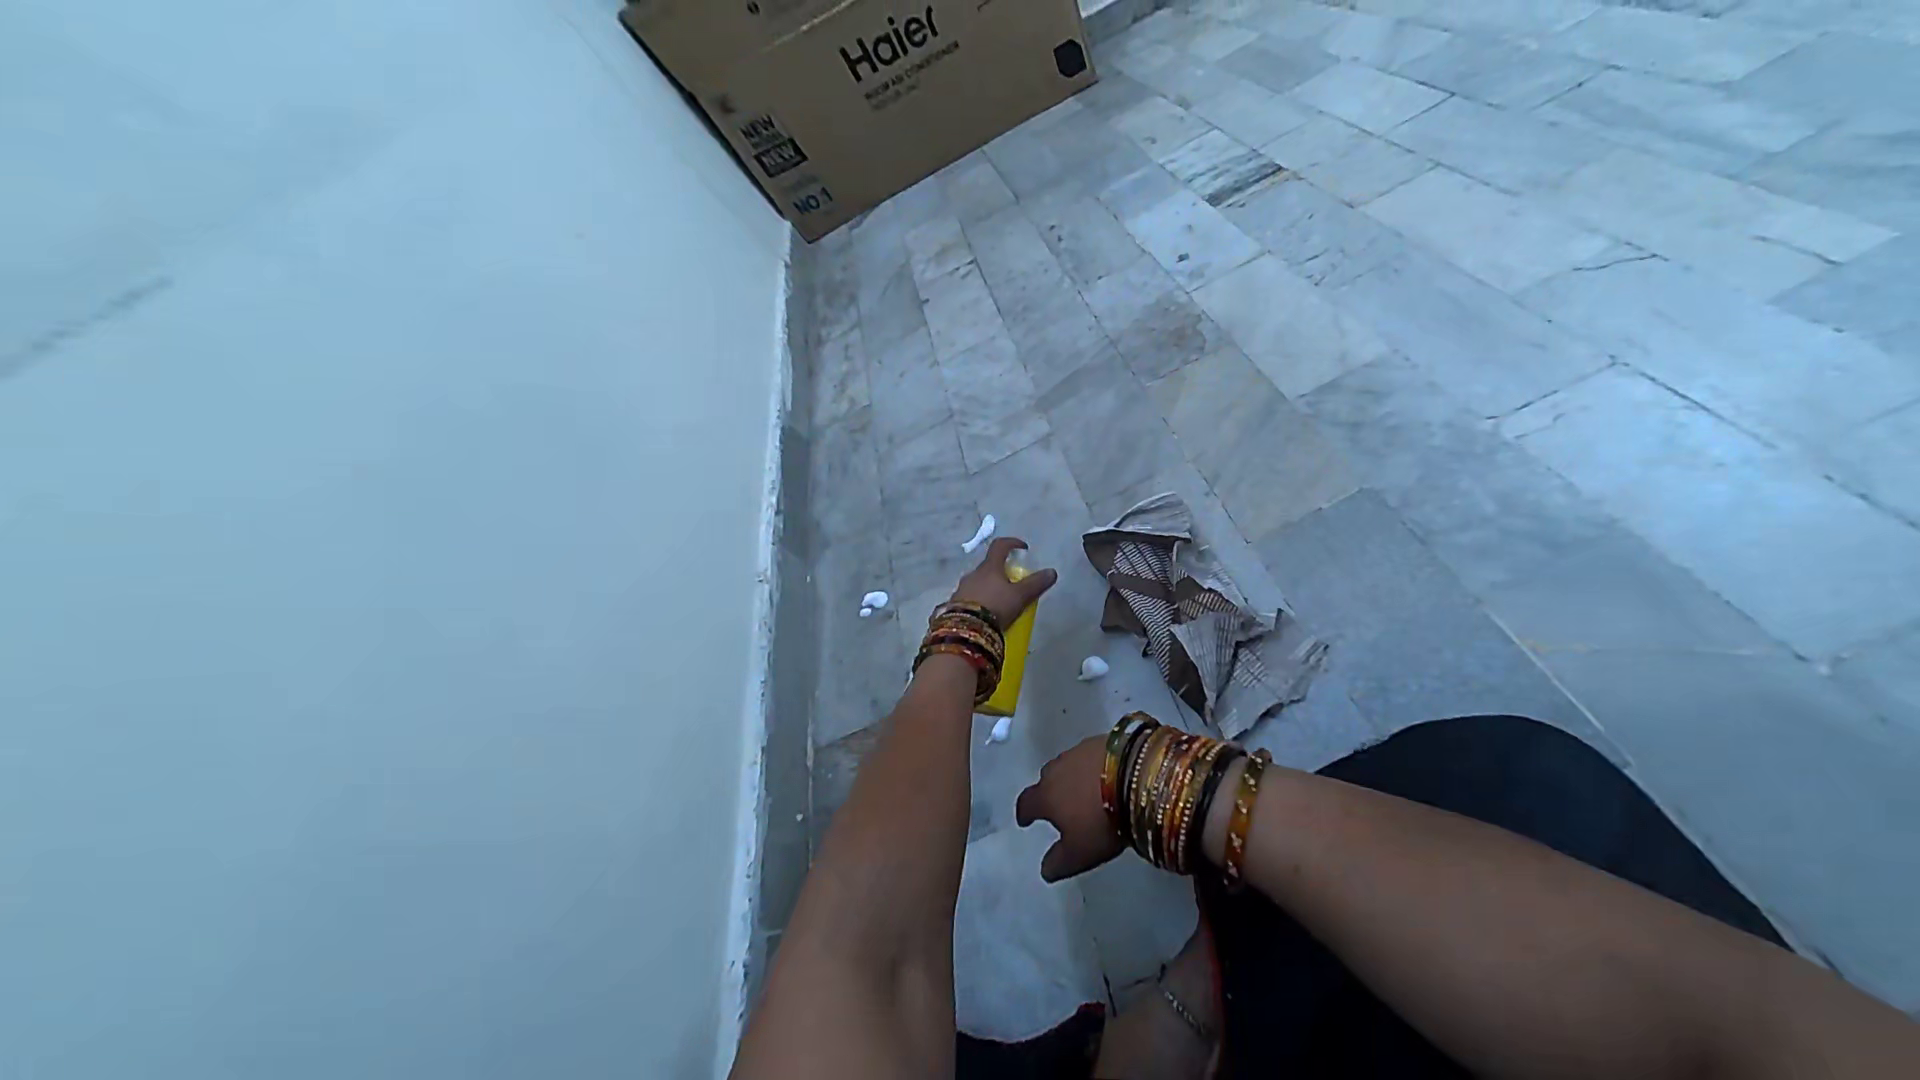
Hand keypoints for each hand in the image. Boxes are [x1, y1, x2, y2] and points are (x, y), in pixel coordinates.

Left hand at [950, 537, 1057, 629]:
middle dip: (1001, 571)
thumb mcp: (1019, 596)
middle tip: (1013, 583)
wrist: (965, 629)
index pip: (1000, 545)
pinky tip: (987, 614)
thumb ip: (1035, 584)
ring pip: (978, 582)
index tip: (1023, 549)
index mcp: (989, 567)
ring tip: (1001, 602)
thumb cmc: (995, 607)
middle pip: (989, 566)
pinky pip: (970, 597)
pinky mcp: (954, 604)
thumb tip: (1052, 572)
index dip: (1012, 543)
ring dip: (990, 587)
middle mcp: (973, 574)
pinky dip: (980, 601)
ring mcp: (961, 589)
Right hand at [1016, 735, 1126, 881]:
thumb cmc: (1101, 820)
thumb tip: (1044, 870)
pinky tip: (1106, 774)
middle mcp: (1056, 769)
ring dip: (1072, 777)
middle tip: (1061, 805)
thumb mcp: (1080, 853)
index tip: (1026, 820)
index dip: (1024, 813)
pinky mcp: (1103, 740)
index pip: (1026, 803)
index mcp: (1045, 795)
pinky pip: (1091, 755)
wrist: (1136, 776)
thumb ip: (1059, 862)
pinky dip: (1093, 766)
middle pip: (1046, 780)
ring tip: (1086, 790)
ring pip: (1069, 765)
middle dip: (1050, 792)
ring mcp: (1080, 751)